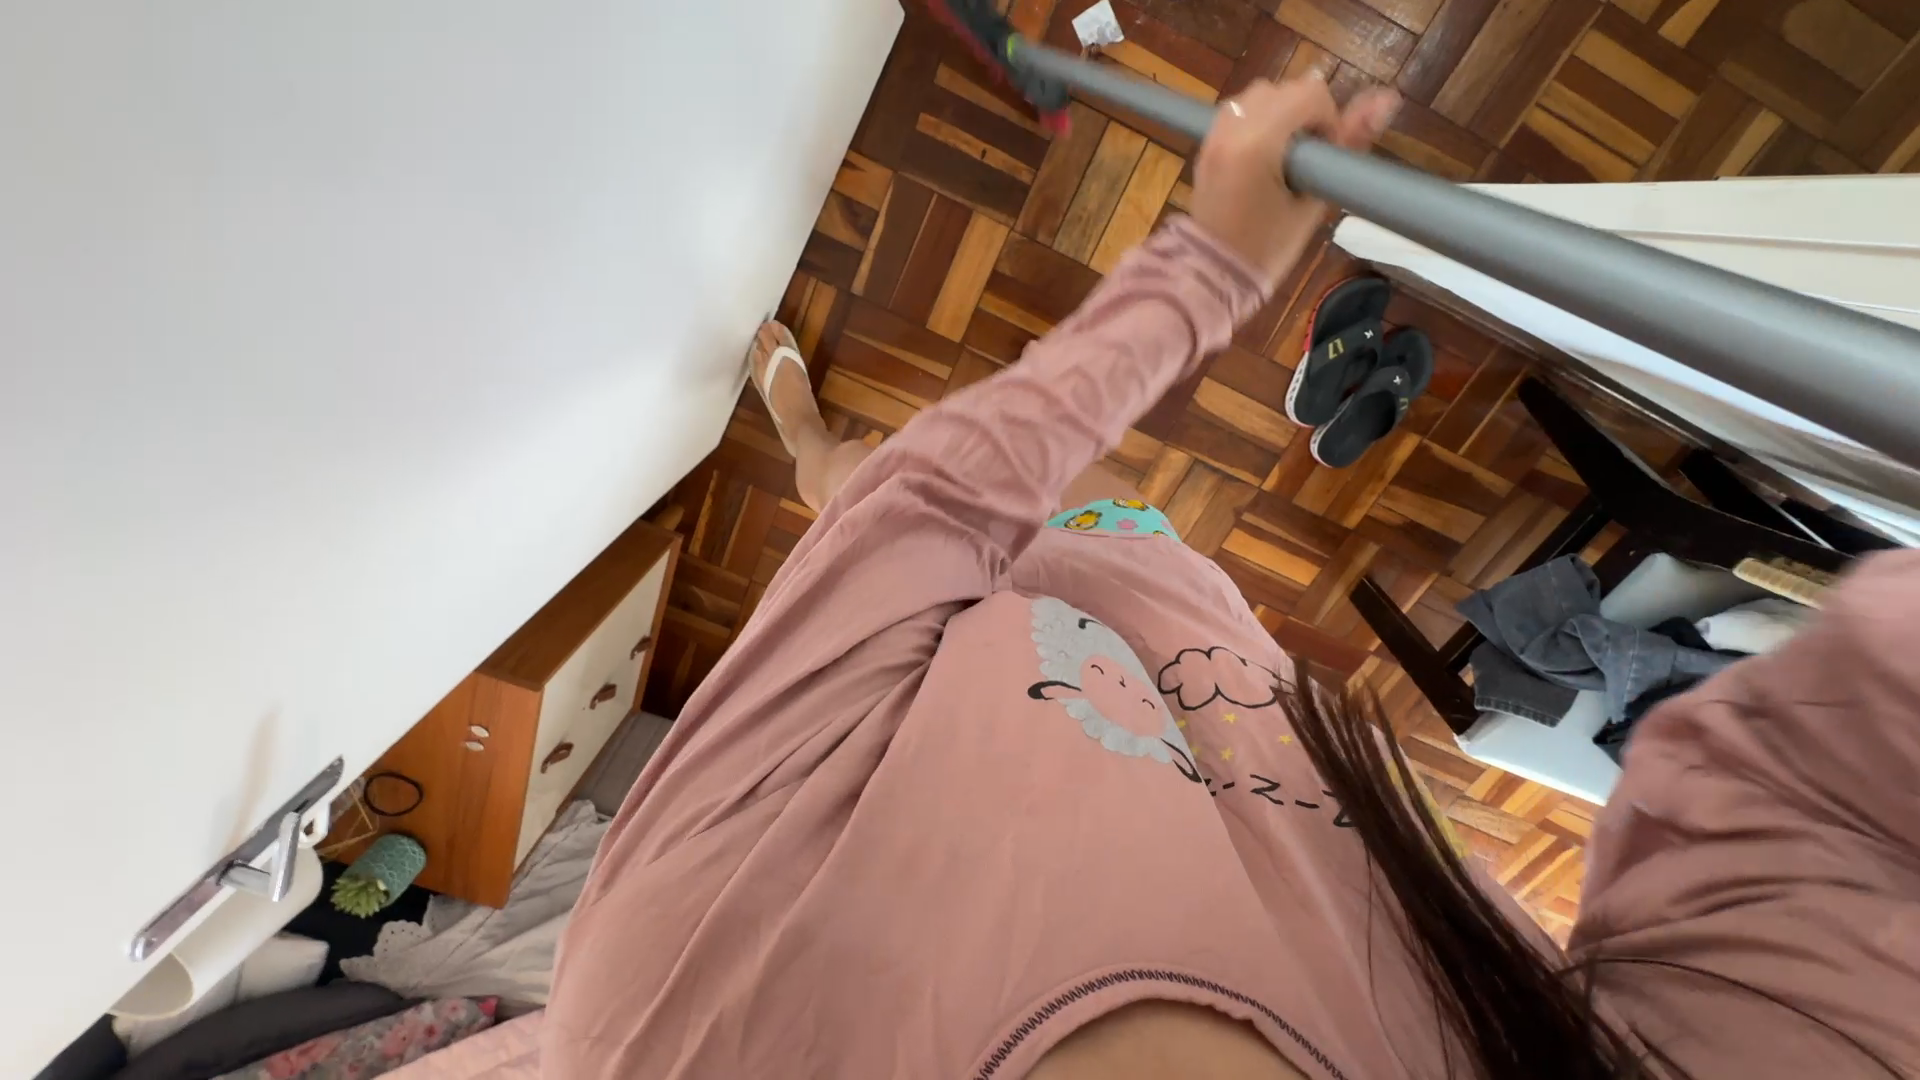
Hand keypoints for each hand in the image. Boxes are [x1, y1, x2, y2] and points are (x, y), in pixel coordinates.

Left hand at [1190, 77, 1399, 285]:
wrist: (1213, 274)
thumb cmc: (1267, 249)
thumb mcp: (1313, 201)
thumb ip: (1348, 145)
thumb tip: (1388, 98)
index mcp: (1257, 143)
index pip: (1309, 93)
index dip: (1327, 120)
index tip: (1322, 158)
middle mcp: (1231, 130)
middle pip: (1284, 88)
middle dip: (1303, 114)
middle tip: (1304, 160)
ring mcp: (1213, 137)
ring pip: (1258, 95)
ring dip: (1279, 113)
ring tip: (1283, 156)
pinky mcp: (1205, 147)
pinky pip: (1237, 112)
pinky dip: (1255, 121)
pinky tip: (1262, 155)